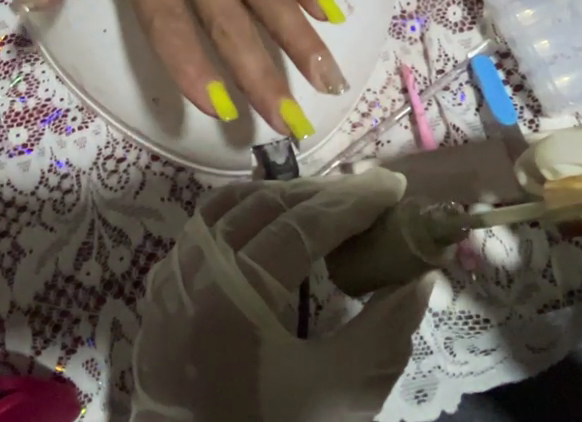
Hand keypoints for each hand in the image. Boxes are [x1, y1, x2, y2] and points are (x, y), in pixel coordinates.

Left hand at [134, 169, 433, 421]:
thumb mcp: (341, 395)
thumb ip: (385, 331)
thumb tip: (420, 276)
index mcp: (236, 290)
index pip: (304, 224)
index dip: (353, 201)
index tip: (393, 184)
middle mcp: (197, 265)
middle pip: (267, 205)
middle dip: (323, 193)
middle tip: (368, 193)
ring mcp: (172, 271)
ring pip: (230, 205)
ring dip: (281, 197)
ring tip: (326, 201)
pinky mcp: (161, 285)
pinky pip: (203, 225)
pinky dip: (242, 211)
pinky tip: (268, 221)